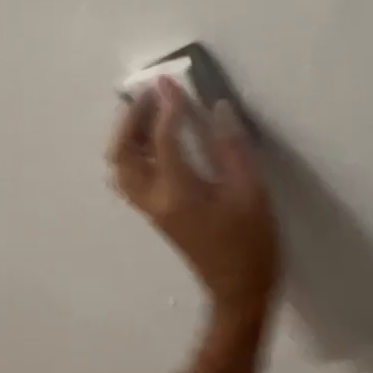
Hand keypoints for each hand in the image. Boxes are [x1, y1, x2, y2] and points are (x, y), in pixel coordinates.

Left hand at [109, 77, 280, 322]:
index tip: (171, 82)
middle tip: (150, 93)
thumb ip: (231, 147)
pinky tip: (153, 137)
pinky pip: (129, 176)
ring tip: (147, 109)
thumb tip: (218, 108)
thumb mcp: (251, 192)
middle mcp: (155, 199)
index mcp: (179, 192)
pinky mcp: (155, 212)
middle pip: (123, 152)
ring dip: (128, 133)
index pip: (163, 139)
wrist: (239, 290)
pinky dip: (133, 150)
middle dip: (132, 117)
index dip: (167, 107)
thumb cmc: (251, 242)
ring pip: (120, 165)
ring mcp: (151, 208)